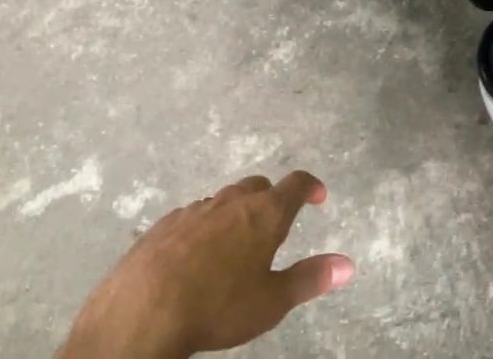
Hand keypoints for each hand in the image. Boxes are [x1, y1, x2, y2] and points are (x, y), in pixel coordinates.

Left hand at [57, 171, 354, 358]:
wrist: (144, 308)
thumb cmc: (218, 305)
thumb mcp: (272, 301)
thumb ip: (310, 279)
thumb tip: (348, 264)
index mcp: (264, 213)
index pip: (295, 184)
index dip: (310, 186)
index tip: (318, 195)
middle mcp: (232, 201)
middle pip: (258, 186)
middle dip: (271, 198)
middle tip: (276, 223)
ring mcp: (196, 209)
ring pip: (224, 200)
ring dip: (237, 212)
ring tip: (237, 243)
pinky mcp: (166, 223)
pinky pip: (195, 216)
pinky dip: (206, 227)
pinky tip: (198, 255)